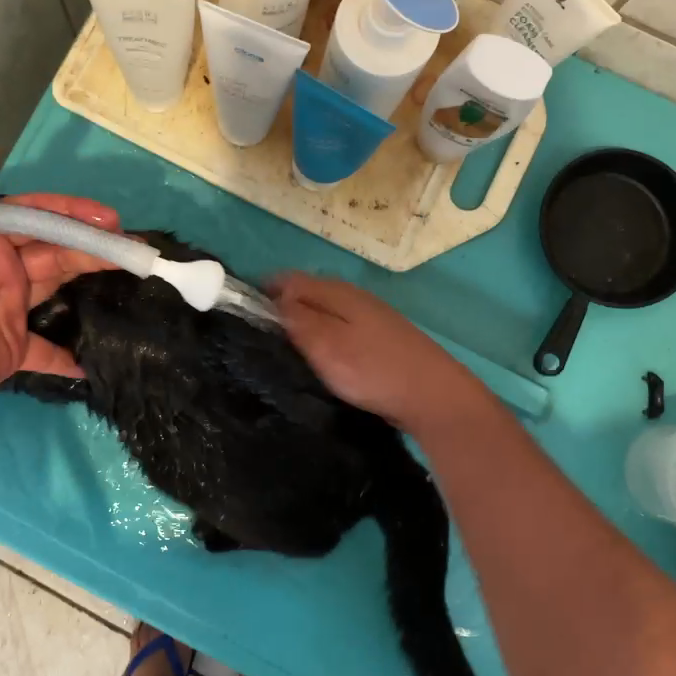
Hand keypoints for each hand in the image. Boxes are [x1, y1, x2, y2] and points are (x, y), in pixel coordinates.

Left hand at [0, 139, 118, 434]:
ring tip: (130, 279)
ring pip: (57, 286)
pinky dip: (68, 354)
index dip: (72, 214)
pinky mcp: (9, 350)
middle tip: (133, 250)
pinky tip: (92, 357)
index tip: (111, 221)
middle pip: (54, 249)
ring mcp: (5, 310)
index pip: (35, 216)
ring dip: (90, 280)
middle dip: (92, 245)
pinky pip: (47, 349)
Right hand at [272, 273, 489, 432]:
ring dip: (304, 329)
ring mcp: (369, 317)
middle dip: (281, 312)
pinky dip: (325, 343)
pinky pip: (340, 332)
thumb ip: (295, 319)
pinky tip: (323, 366)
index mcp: (335, 291)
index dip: (261, 295)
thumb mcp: (324, 344)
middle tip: (261, 345)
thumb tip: (271, 298)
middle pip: (306, 295)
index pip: (286, 279)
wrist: (433, 396)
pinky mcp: (380, 340)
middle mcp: (351, 296)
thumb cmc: (372, 369)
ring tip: (288, 358)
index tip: (243, 322)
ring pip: (324, 315)